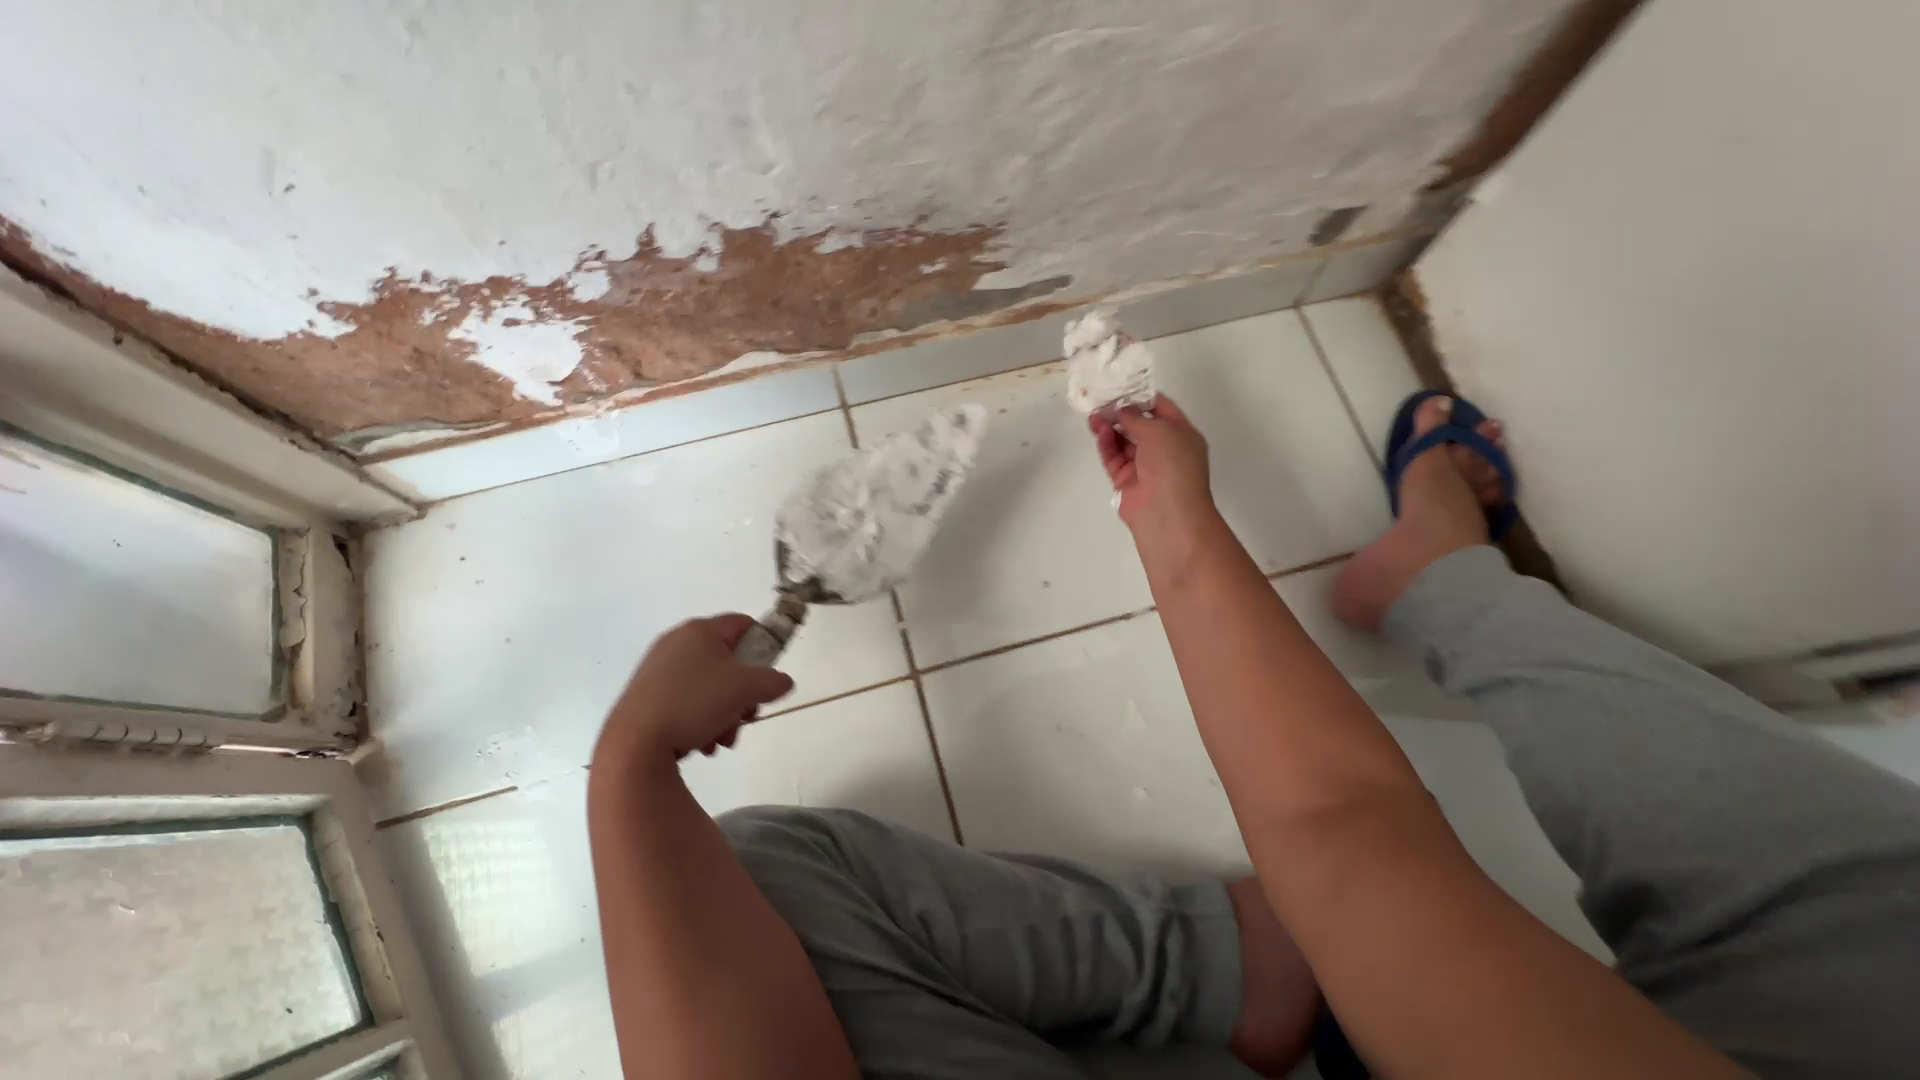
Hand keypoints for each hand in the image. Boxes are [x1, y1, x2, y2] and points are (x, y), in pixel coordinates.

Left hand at [593, 614, 794, 773]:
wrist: (634, 743)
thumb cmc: (695, 703)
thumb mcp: (746, 689)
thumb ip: (773, 681)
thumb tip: (783, 682)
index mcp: (699, 631)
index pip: (743, 624)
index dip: (764, 644)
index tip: (768, 674)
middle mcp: (676, 643)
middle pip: (728, 660)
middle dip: (744, 692)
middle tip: (748, 715)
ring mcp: (658, 670)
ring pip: (709, 686)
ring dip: (725, 713)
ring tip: (723, 739)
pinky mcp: (646, 696)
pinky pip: (686, 701)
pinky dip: (700, 720)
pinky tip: (702, 744)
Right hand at [1088, 394, 1214, 535]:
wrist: (1167, 512)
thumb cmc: (1172, 464)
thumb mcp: (1159, 430)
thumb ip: (1136, 417)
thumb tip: (1121, 410)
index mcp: (1182, 434)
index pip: (1161, 409)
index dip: (1142, 397)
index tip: (1121, 387)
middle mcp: (1164, 449)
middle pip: (1139, 425)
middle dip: (1121, 413)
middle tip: (1101, 402)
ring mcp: (1144, 466)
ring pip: (1123, 442)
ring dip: (1110, 428)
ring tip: (1094, 417)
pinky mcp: (1126, 481)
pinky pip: (1114, 458)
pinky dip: (1106, 445)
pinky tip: (1099, 432)